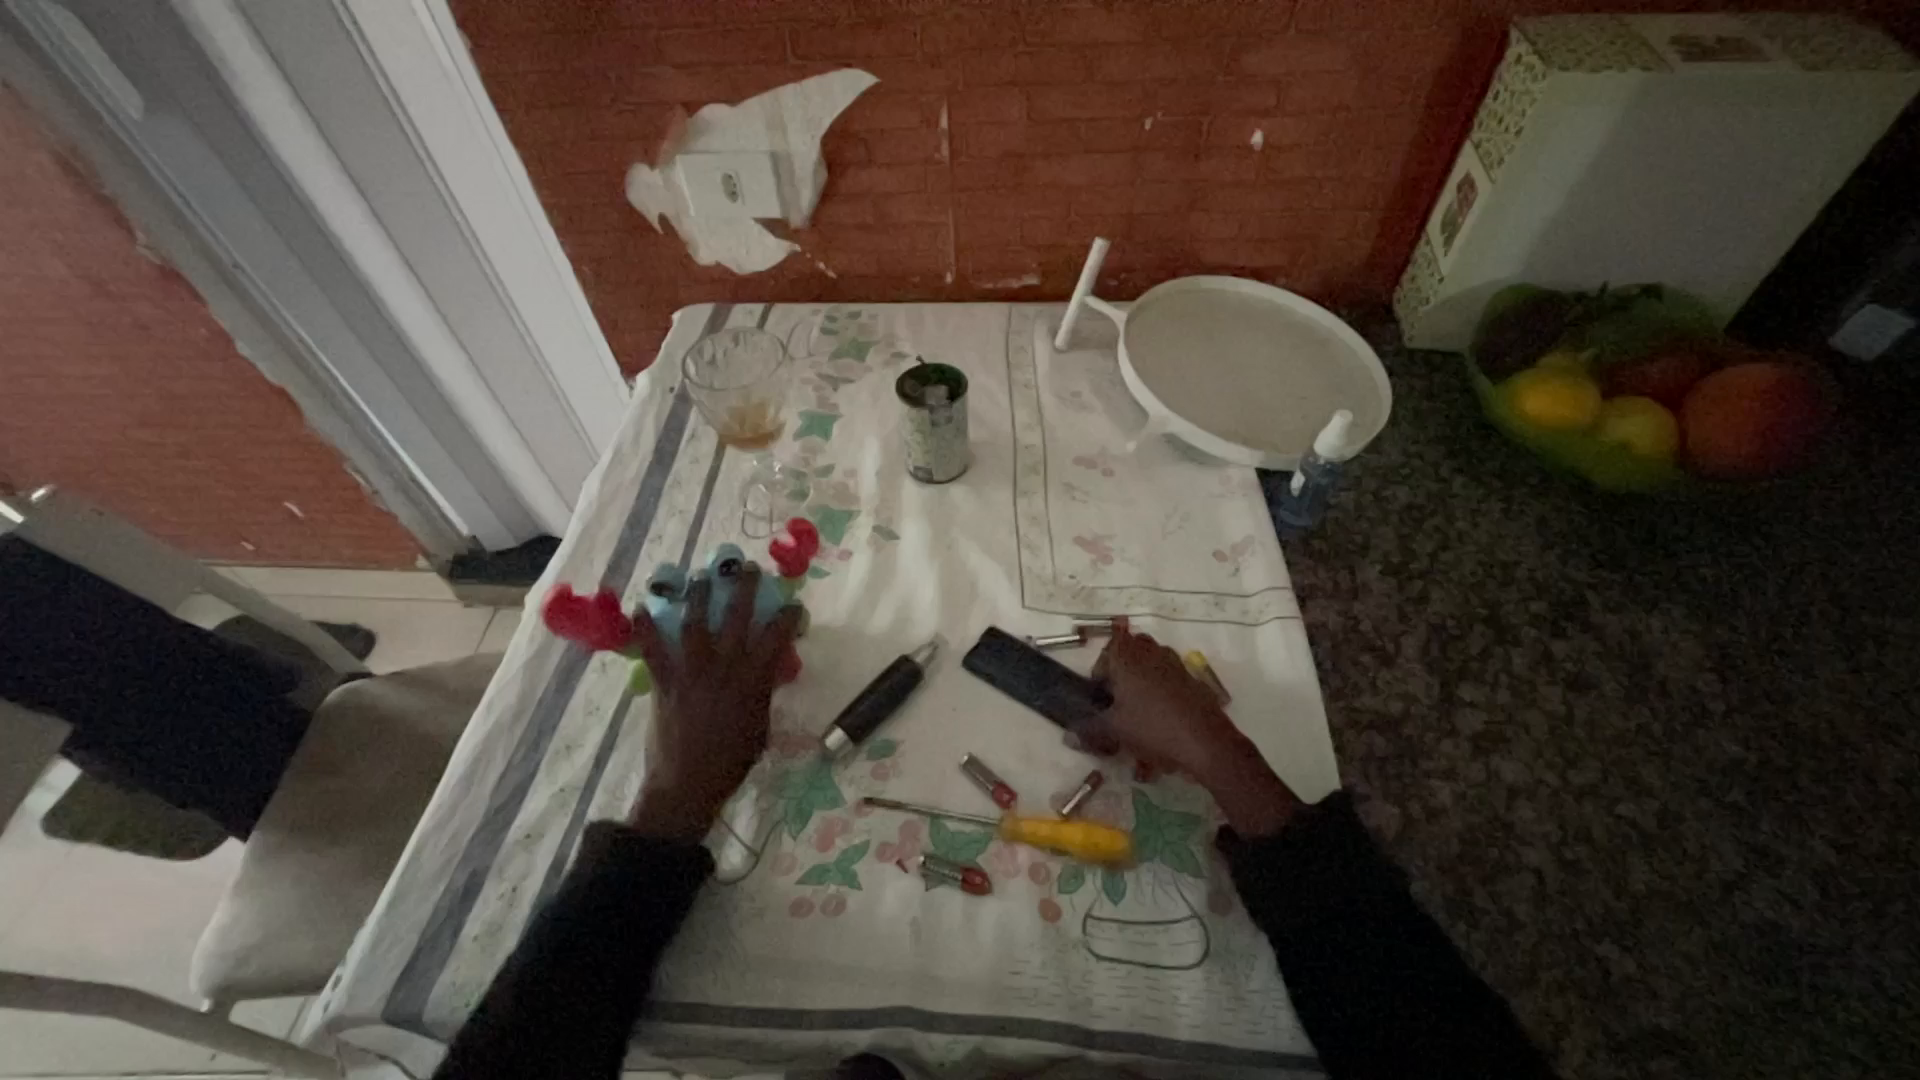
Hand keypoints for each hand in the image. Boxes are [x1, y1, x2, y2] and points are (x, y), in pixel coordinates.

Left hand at [626, 564, 801, 840]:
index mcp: (754, 680)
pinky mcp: (665, 682)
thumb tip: (769, 671)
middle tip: (747, 567)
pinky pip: (653, 650)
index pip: (777, 636)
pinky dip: (646, 628)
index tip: (793, 604)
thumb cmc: (733, 760)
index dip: (788, 616)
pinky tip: (641, 607)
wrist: (689, 784)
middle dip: (743, 588)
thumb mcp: (762, 725)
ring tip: (700, 575)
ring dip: (698, 595)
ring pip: (695, 623)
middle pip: (736, 617)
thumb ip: (763, 693)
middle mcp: (725, 667)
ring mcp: (692, 672)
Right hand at [1087, 620, 1299, 836]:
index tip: (1101, 694)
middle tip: (1118, 700)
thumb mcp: (1115, 731)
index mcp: (1128, 657)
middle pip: (1132, 651)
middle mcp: (1152, 653)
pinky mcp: (1194, 681)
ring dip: (1143, 682)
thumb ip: (1090, 729)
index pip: (1109, 647)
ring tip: (1139, 714)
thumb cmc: (1152, 728)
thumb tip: (1068, 737)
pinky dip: (1163, 695)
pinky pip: (1172, 681)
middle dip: (1123, 672)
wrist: (1206, 742)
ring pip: (1154, 664)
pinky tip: (1163, 724)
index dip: (1101, 669)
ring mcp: (1176, 665)